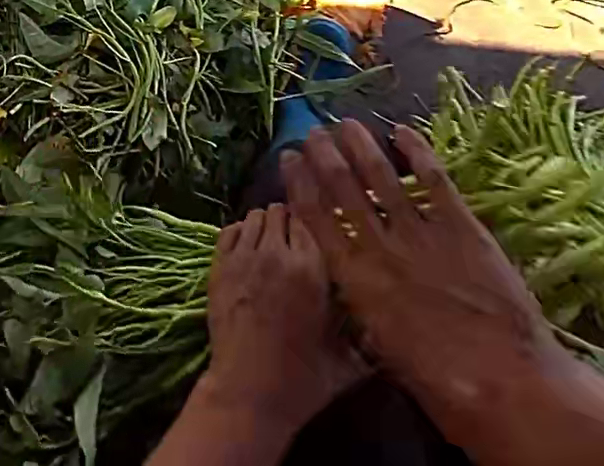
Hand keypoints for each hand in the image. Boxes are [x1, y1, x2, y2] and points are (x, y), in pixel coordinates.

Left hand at [202, 204, 366, 434]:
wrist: (249, 390)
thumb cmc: (301, 379)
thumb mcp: (345, 358)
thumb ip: (364, 334)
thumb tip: (384, 320)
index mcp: (311, 270)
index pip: (309, 222)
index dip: (311, 228)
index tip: (314, 236)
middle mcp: (277, 253)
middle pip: (280, 213)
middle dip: (287, 223)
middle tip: (291, 241)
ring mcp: (244, 256)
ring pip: (255, 217)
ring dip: (264, 225)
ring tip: (269, 243)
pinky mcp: (219, 264)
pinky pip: (230, 229)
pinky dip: (240, 232)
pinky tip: (247, 247)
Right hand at [279, 124, 561, 409]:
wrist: (513, 391)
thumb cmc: (441, 383)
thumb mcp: (380, 344)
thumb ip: (359, 298)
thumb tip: (347, 271)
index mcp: (355, 278)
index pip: (315, 215)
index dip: (298, 181)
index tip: (288, 157)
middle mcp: (380, 247)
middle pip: (342, 187)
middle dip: (324, 154)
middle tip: (314, 132)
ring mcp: (421, 234)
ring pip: (381, 176)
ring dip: (361, 145)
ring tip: (347, 124)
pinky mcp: (462, 229)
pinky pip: (433, 181)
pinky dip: (417, 152)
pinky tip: (403, 132)